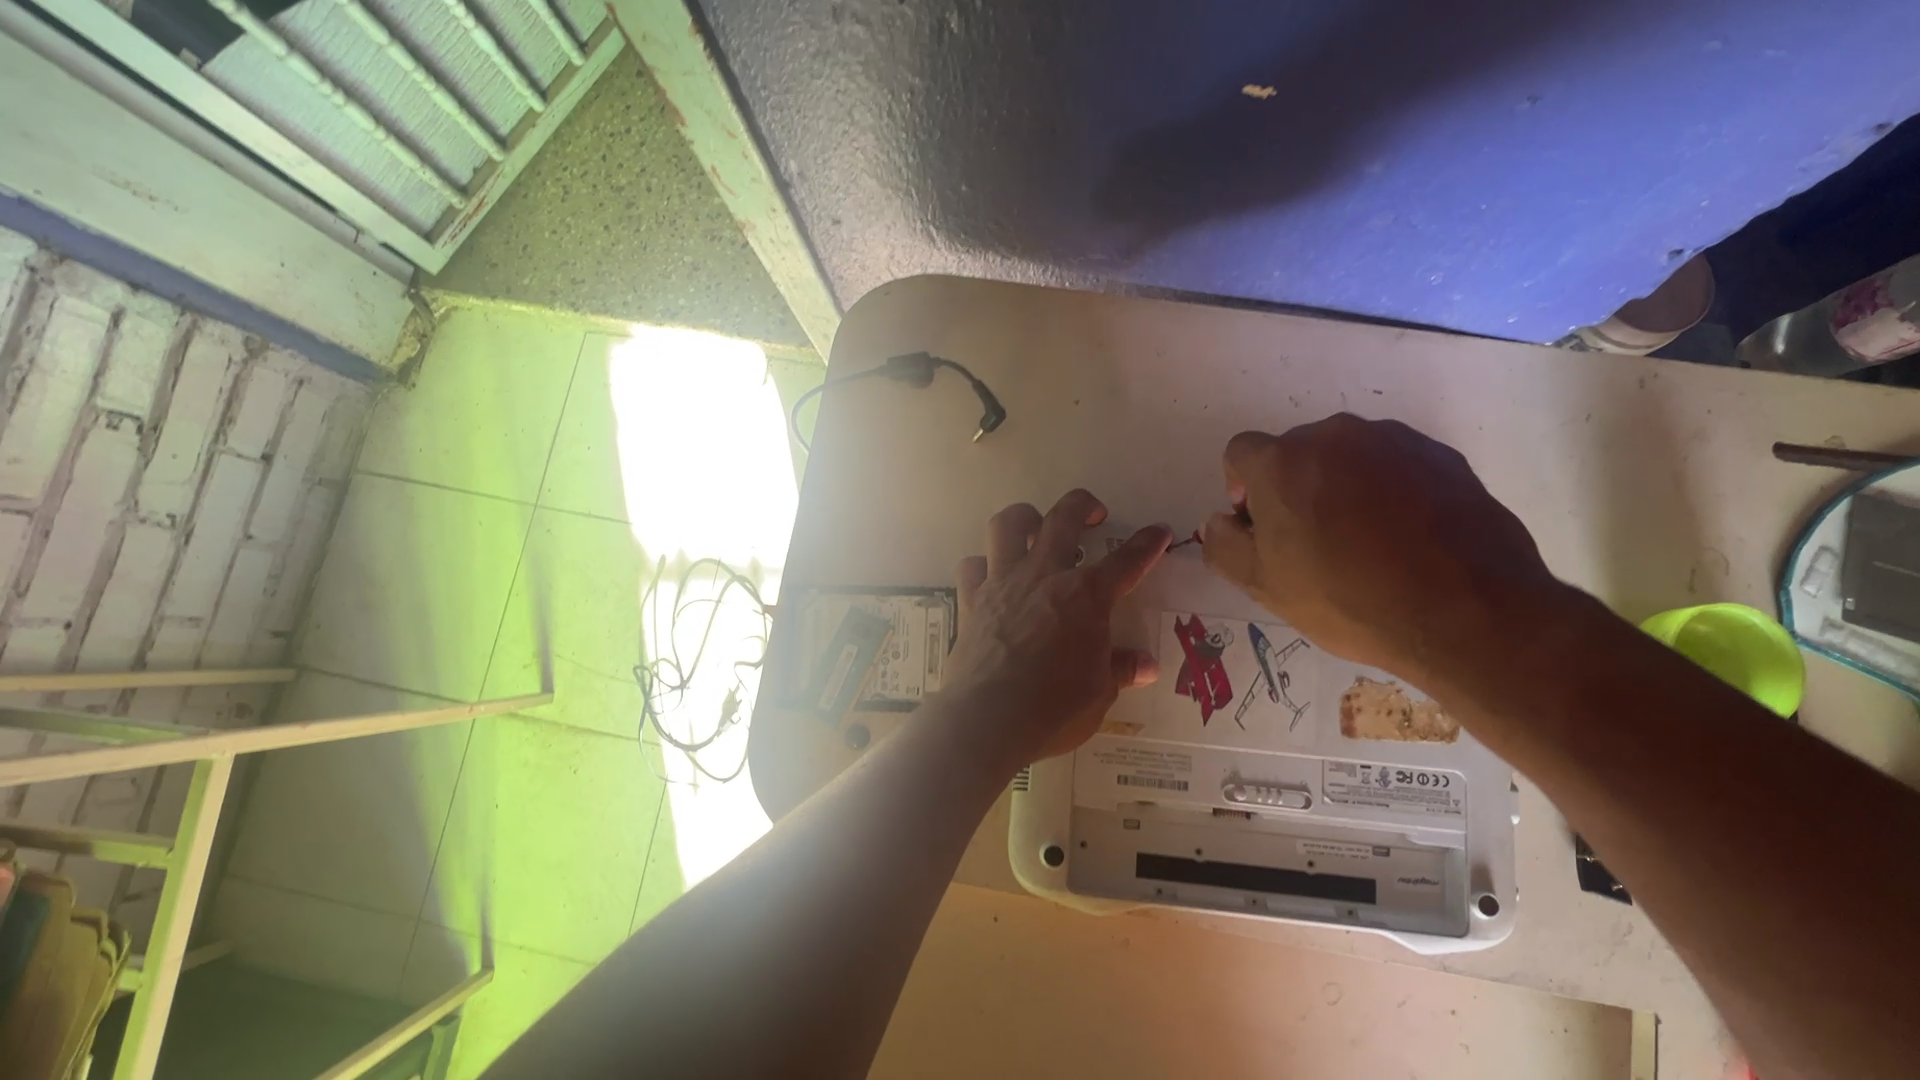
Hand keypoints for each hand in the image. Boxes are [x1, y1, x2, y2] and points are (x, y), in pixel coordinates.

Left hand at [939, 490, 1171, 766]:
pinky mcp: (971, 601)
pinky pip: (972, 566)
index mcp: (1086, 596)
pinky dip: (983, 565)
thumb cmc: (1054, 709)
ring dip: (1025, 518)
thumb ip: (1120, 670)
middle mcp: (1044, 576)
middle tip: (1093, 512)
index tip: (1159, 532)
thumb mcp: (1100, 694)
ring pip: (1008, 525)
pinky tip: (992, 576)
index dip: (1147, 544)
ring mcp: (1002, 584)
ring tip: (1036, 528)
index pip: (1126, 561)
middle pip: (1064, 518)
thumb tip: (1145, 664)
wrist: (987, 719)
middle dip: (1083, 505)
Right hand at [1201, 415, 1558, 685]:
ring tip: (1365, 542)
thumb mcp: (1263, 586)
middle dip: (1294, 487)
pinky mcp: (1442, 455)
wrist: (1466, 613)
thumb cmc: (1347, 600)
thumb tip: (1220, 521)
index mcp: (1282, 461)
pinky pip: (1396, 466)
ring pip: (1348, 457)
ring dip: (1343, 486)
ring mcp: (1394, 441)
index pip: (1241, 453)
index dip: (1243, 489)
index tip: (1264, 528)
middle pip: (1296, 452)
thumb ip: (1224, 545)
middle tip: (1313, 542)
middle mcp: (1335, 435)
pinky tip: (1406, 539)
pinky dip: (1390, 491)